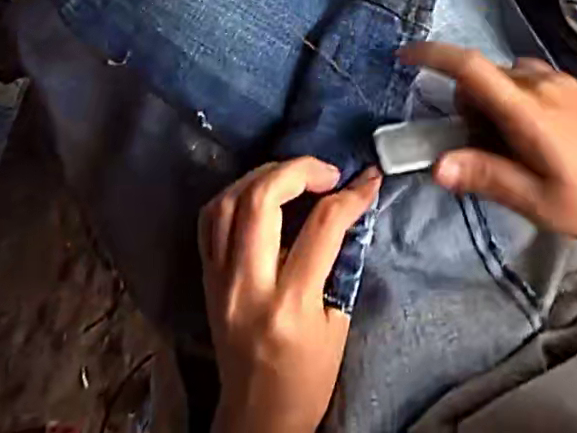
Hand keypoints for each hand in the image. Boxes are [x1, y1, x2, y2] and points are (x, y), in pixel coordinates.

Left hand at [200, 158, 382, 432]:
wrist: (256, 420)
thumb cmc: (308, 377)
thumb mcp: (338, 321)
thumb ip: (341, 261)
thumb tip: (351, 206)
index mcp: (288, 304)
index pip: (321, 226)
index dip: (352, 194)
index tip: (370, 180)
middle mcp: (247, 286)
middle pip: (261, 200)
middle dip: (300, 169)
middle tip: (329, 171)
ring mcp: (219, 280)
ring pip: (228, 201)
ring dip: (266, 174)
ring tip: (296, 174)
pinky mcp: (206, 279)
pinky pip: (210, 219)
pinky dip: (236, 193)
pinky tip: (262, 191)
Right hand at [400, 41, 576, 250]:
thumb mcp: (540, 202)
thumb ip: (487, 176)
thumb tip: (436, 164)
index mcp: (528, 108)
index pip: (470, 67)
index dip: (433, 56)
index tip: (403, 58)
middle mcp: (541, 83)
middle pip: (482, 78)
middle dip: (466, 108)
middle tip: (482, 157)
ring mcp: (561, 82)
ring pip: (504, 80)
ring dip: (491, 107)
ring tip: (513, 156)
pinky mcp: (575, 88)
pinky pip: (527, 83)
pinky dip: (512, 104)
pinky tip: (535, 144)